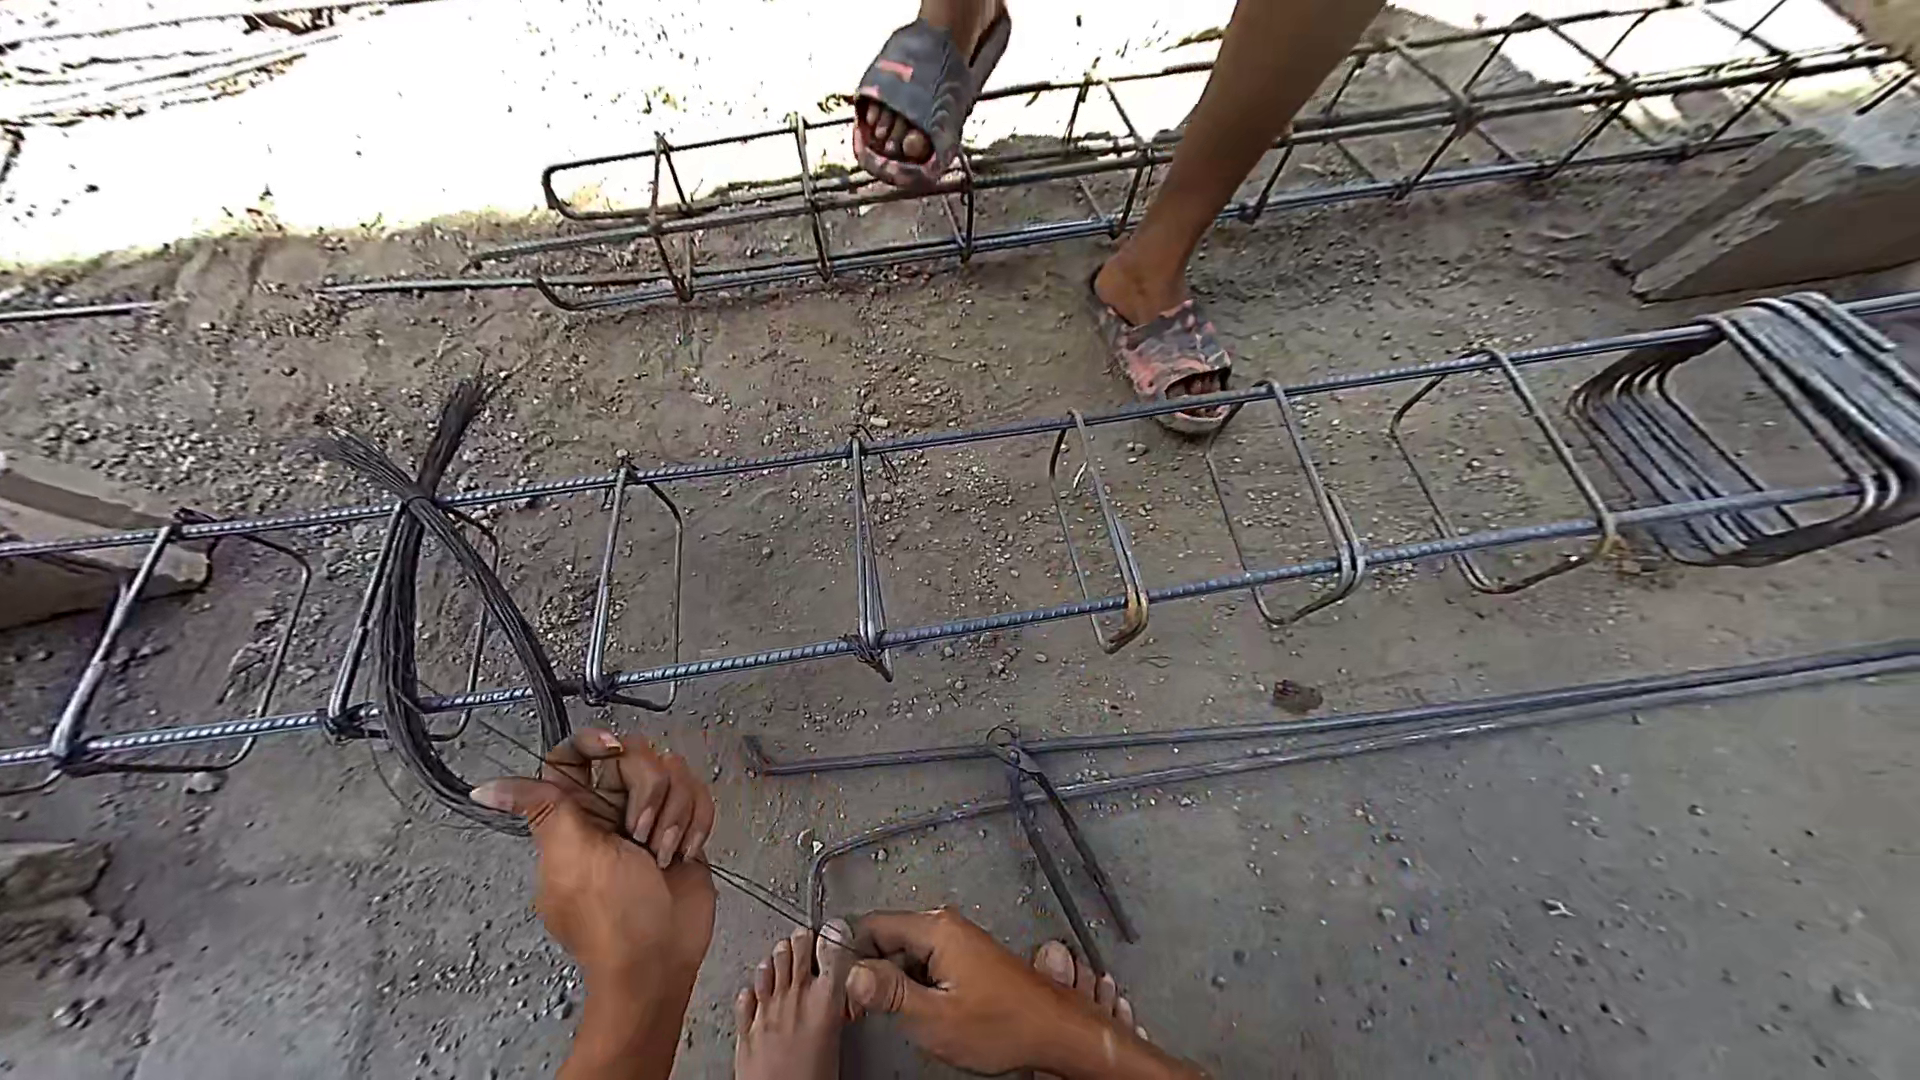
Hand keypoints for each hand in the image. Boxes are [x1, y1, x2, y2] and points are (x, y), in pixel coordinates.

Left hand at [471, 729, 716, 992]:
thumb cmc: (612, 912)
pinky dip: (697, 823)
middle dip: (649, 790)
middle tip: (639, 832)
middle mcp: (612, 806)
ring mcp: (652, 813)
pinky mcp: (686, 822)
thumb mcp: (572, 860)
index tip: (615, 750)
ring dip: (676, 814)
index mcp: (573, 812)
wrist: (662, 953)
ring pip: (674, 771)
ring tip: (664, 853)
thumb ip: (543, 810)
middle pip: (637, 753)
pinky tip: (685, 853)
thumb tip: (482, 790)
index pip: (574, 753)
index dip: (594, 741)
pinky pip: (699, 793)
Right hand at [842, 908, 1192, 1078]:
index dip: (851, 952)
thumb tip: (852, 972)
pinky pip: (926, 961)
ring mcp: (956, 939)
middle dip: (871, 968)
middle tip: (859, 1006)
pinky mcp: (965, 956)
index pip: (875, 925)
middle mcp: (945, 925)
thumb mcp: (935, 1017)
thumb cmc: (999, 1024)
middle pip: (890, 936)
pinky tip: (916, 1010)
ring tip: (888, 1013)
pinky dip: (913, 982)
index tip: (838, 982)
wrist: (1051, 1030)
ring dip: (892, 979)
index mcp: (936, 929)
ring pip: (907, 952)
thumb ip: (891, 993)